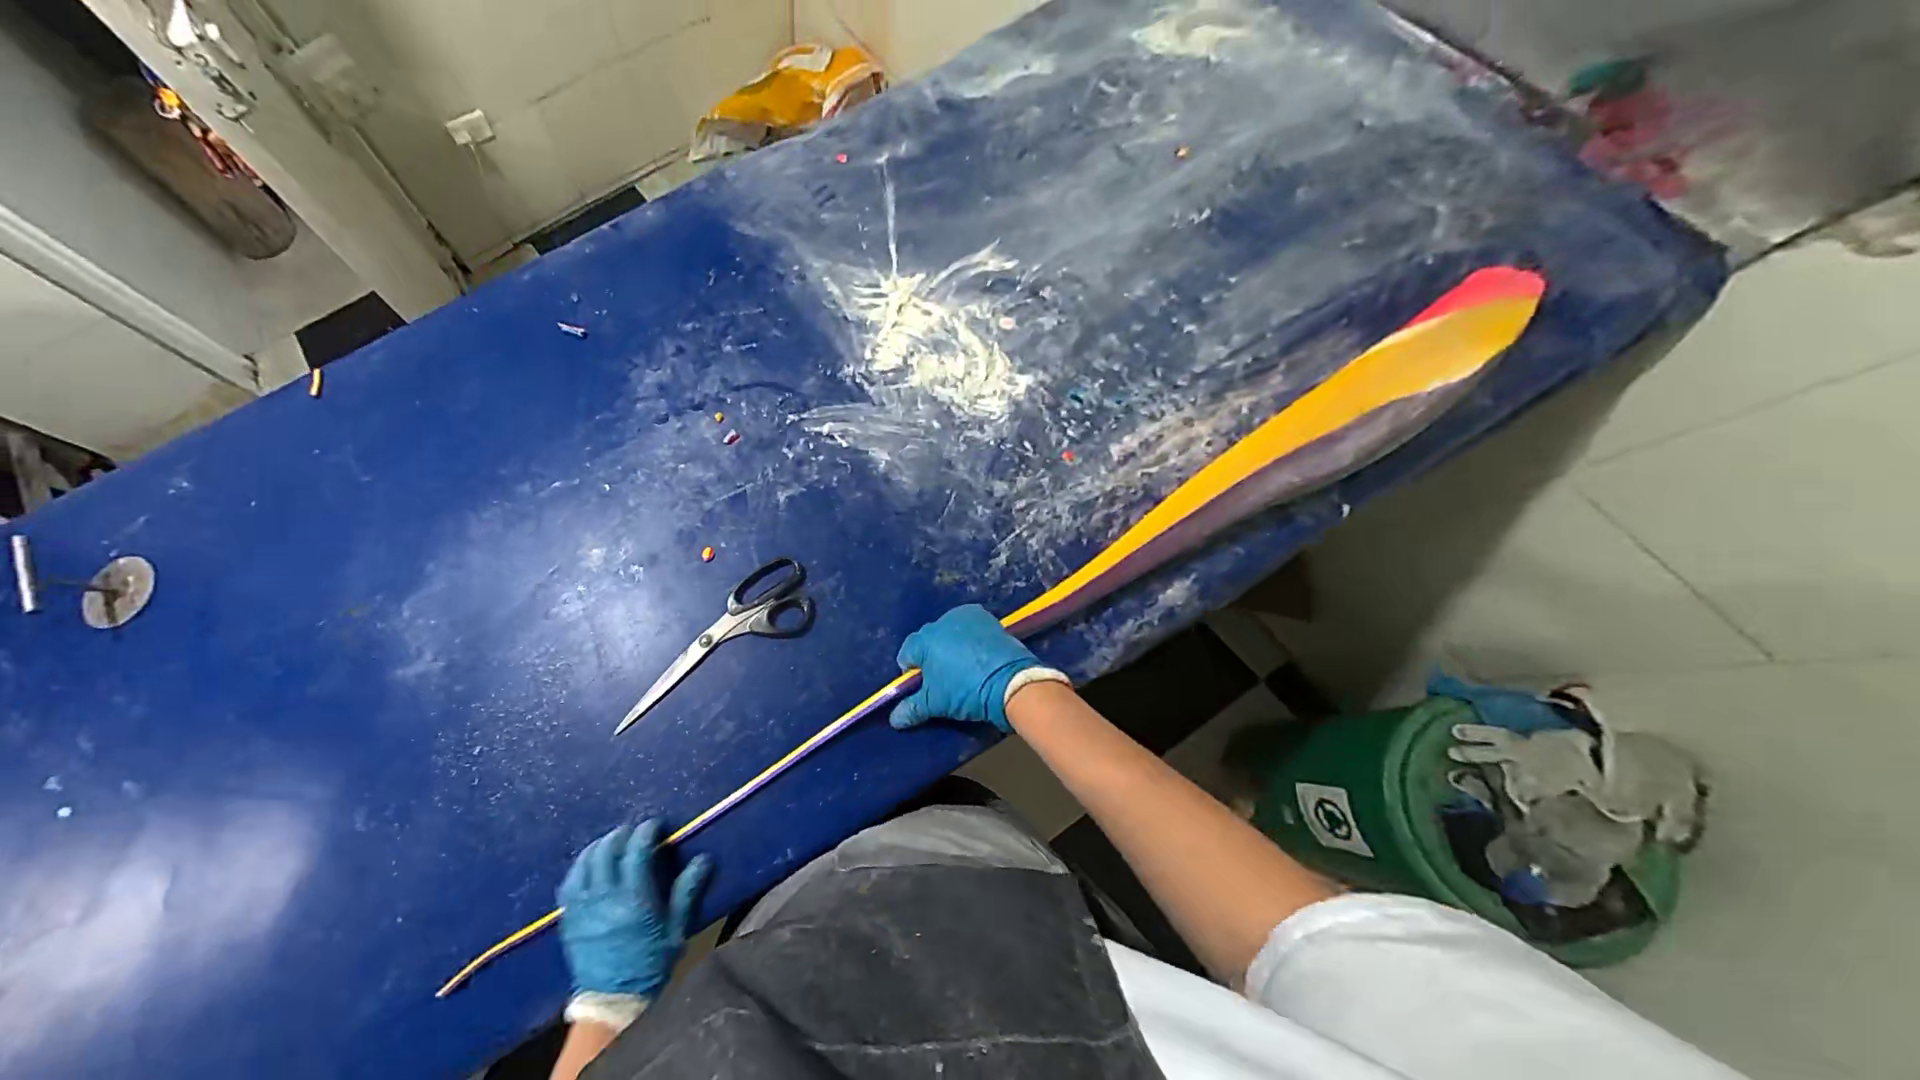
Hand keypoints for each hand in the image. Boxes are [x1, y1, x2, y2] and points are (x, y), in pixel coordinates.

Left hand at [557, 820, 712, 1001]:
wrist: (613, 1000)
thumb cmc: (651, 963)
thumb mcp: (676, 928)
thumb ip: (687, 891)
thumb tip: (703, 859)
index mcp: (634, 900)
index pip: (636, 852)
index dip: (645, 832)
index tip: (655, 825)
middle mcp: (605, 899)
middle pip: (607, 852)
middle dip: (621, 835)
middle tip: (633, 831)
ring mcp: (583, 910)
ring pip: (584, 865)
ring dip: (599, 847)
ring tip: (611, 841)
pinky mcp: (569, 921)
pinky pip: (568, 885)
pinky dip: (579, 867)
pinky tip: (588, 863)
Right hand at [891, 604, 1056, 732]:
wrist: (1010, 681)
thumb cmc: (965, 691)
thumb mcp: (935, 704)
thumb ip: (911, 709)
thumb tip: (894, 719)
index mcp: (924, 640)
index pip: (907, 654)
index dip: (912, 673)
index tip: (925, 688)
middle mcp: (941, 622)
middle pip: (928, 642)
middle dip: (932, 658)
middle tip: (945, 680)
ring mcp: (965, 617)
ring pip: (949, 634)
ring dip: (951, 647)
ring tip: (964, 669)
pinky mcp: (986, 618)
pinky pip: (969, 629)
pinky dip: (970, 640)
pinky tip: (979, 656)